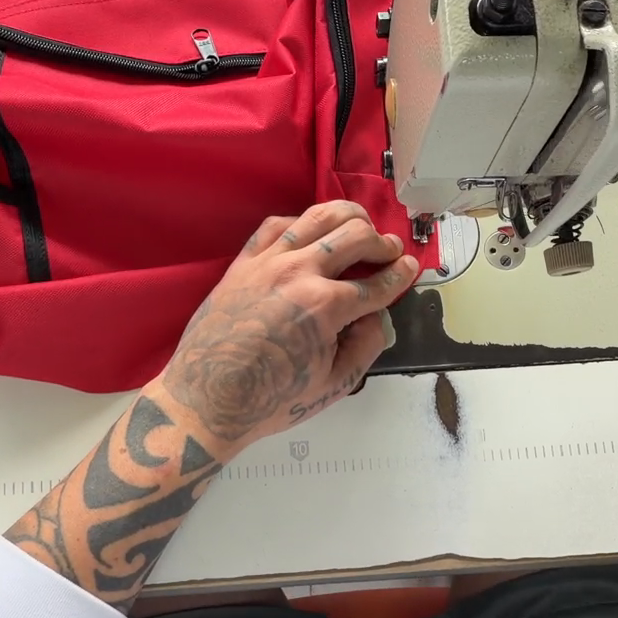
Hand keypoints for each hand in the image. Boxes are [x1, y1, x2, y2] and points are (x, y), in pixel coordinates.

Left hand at [150, 200, 416, 461]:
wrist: (207, 398)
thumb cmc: (269, 400)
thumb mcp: (333, 386)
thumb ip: (365, 347)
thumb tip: (377, 317)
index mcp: (325, 307)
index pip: (376, 283)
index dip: (400, 275)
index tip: (409, 267)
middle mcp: (299, 273)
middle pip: (354, 237)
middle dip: (382, 242)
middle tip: (389, 251)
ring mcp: (268, 262)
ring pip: (318, 217)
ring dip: (348, 217)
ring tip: (360, 226)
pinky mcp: (243, 262)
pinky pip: (277, 225)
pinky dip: (302, 222)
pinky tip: (311, 232)